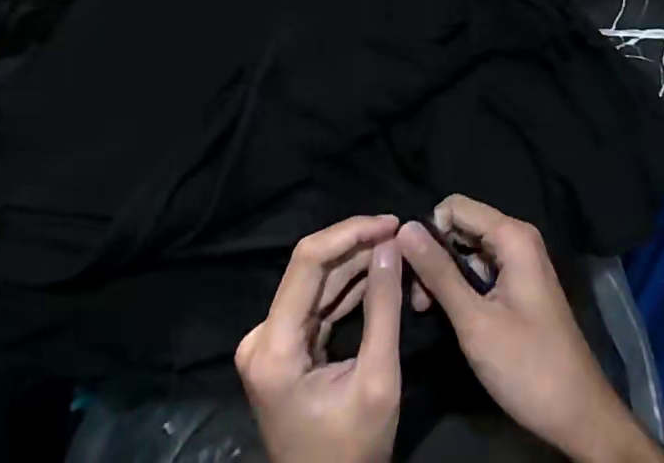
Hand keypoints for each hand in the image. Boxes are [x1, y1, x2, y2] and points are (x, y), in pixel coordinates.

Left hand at [238, 215, 403, 462]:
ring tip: (397, 248)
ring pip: (317, 281)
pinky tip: (380, 272)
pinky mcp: (283, 347)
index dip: (350, 233)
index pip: (308, 262)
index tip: (391, 223)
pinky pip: (319, 302)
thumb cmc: (352, 448)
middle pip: (311, 268)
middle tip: (402, 234)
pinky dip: (350, 286)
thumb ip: (383, 308)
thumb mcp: (378, 379)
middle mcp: (262, 338)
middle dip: (359, 245)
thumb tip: (391, 245)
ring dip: (358, 262)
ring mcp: (269, 343)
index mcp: (275, 348)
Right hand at [398, 196, 663, 462]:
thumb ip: (439, 272)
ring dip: (442, 274)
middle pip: (461, 226)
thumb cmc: (526, 364)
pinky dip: (458, 286)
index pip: (456, 206)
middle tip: (416, 299)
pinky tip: (444, 312)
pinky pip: (479, 269)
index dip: (427, 230)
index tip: (407, 266)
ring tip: (425, 310)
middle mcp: (518, 239)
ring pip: (466, 250)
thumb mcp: (474, 320)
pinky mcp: (517, 284)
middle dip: (433, 255)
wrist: (575, 409)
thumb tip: (404, 229)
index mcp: (513, 236)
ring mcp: (519, 262)